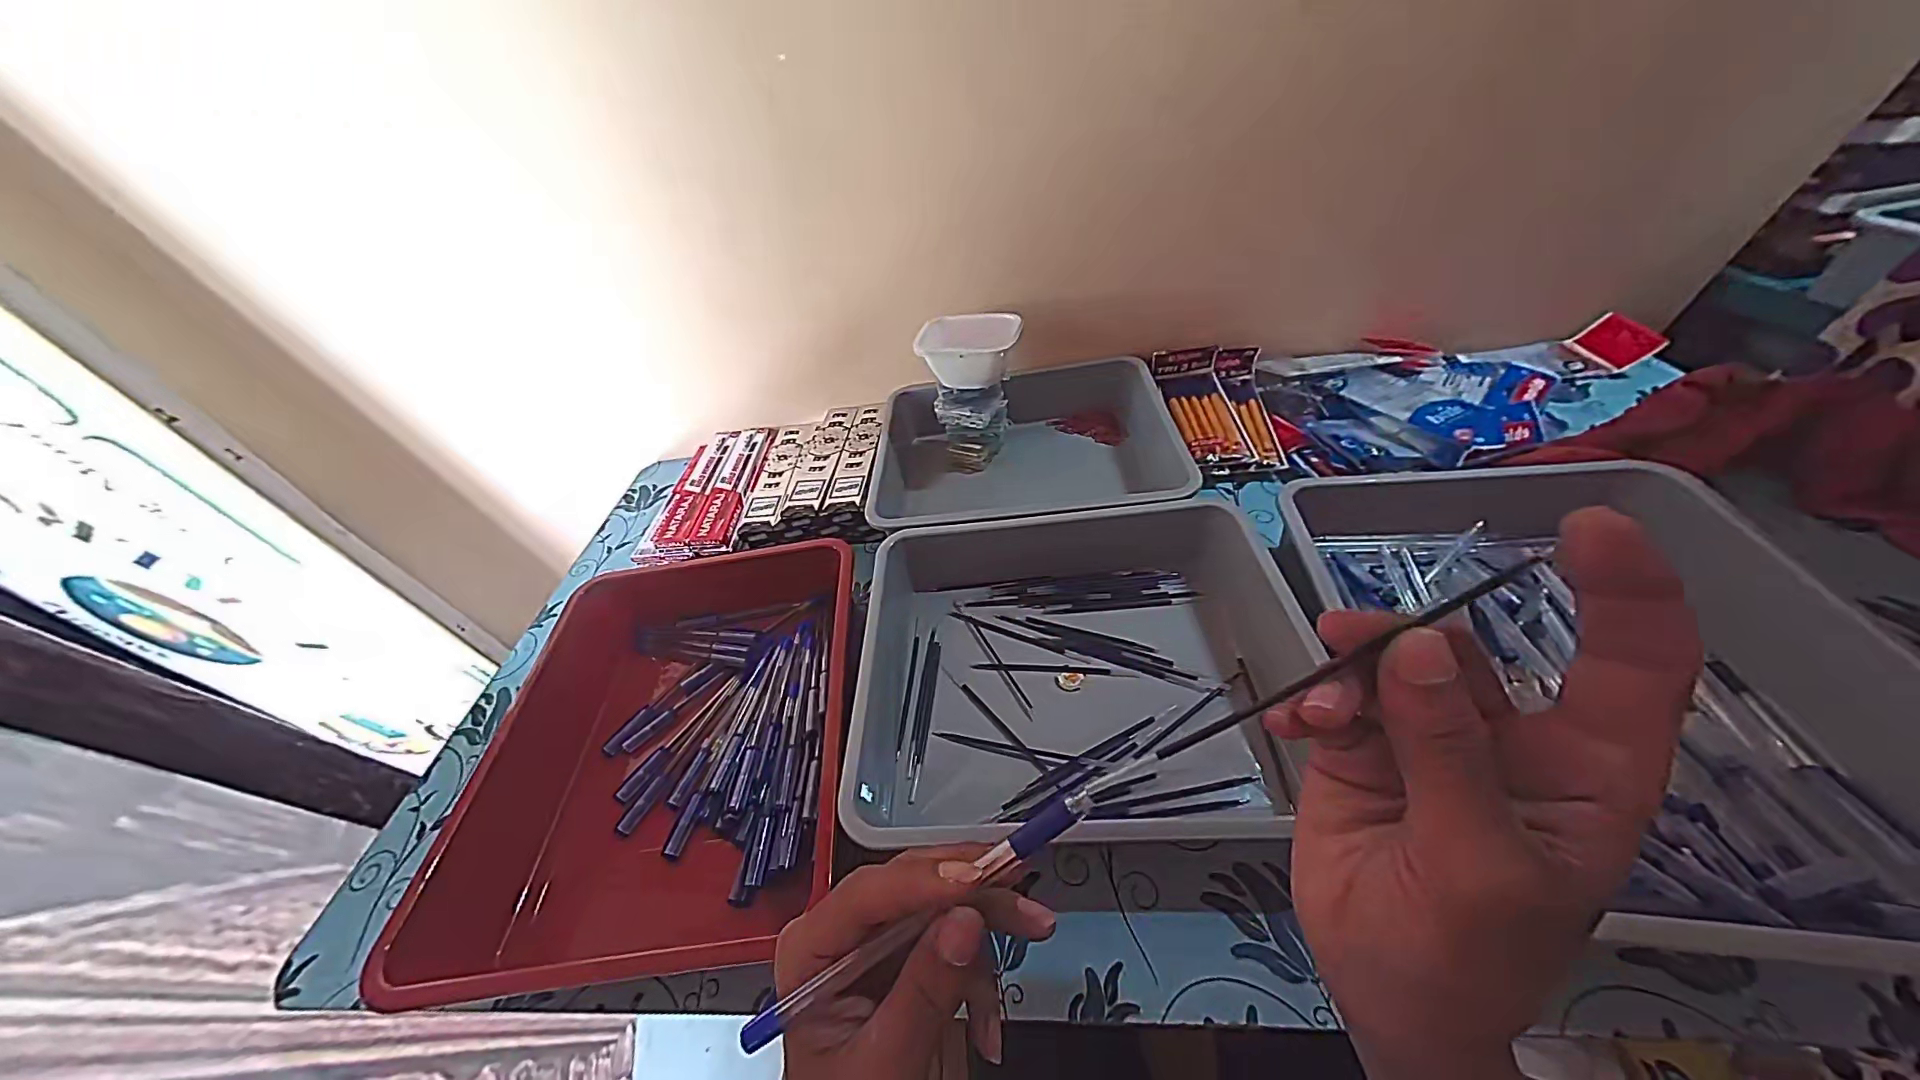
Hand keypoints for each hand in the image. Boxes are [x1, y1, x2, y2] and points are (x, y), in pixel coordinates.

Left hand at [774, 844, 1056, 1078]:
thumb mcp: (883, 1062)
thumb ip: (922, 993)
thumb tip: (963, 921)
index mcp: (814, 950)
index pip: (866, 893)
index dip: (922, 880)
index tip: (974, 878)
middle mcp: (849, 934)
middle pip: (913, 884)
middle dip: (973, 887)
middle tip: (1019, 884)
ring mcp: (886, 943)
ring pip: (946, 900)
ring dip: (992, 917)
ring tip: (1031, 924)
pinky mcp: (918, 958)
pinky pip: (961, 934)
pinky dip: (986, 967)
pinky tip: (987, 1020)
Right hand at [1264, 507, 1701, 1079]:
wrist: (1380, 989)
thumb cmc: (1465, 952)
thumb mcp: (1474, 862)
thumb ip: (1448, 753)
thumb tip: (1419, 646)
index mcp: (1582, 771)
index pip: (1632, 667)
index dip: (1625, 592)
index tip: (1588, 528)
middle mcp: (1504, 741)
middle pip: (1465, 653)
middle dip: (1405, 639)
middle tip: (1345, 639)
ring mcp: (1423, 740)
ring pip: (1389, 667)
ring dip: (1346, 674)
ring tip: (1315, 709)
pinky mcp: (1360, 747)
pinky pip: (1335, 698)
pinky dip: (1311, 701)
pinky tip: (1293, 725)